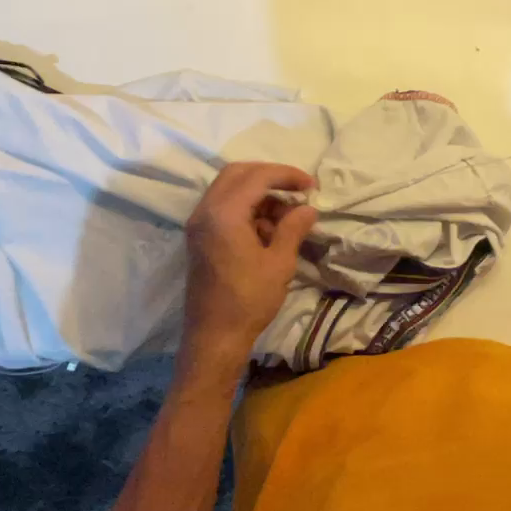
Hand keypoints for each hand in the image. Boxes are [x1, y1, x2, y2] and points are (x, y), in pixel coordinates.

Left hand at [183, 162, 318, 365]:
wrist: (214, 336)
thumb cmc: (249, 301)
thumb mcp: (279, 263)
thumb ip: (292, 228)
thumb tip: (307, 208)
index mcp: (224, 213)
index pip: (257, 176)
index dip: (287, 175)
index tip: (312, 186)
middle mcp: (205, 211)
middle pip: (237, 174)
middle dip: (270, 177)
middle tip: (297, 190)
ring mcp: (199, 224)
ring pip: (229, 189)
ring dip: (259, 193)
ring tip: (287, 215)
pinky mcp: (199, 237)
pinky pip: (223, 208)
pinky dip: (246, 208)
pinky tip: (268, 229)